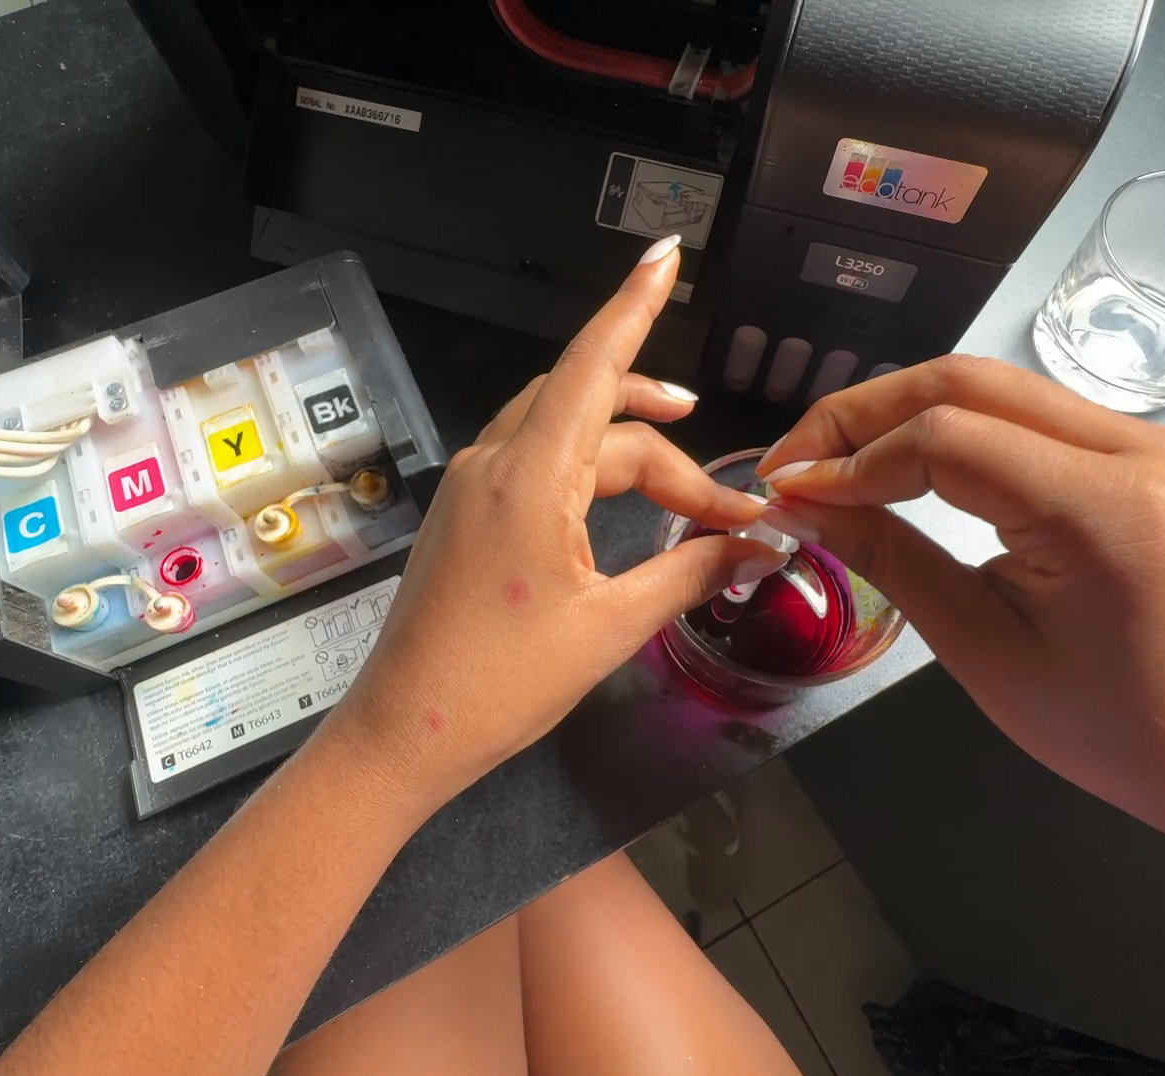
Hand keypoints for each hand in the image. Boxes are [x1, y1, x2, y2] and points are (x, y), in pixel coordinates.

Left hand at [326, 241, 785, 804]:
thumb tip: (759, 548)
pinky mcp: (466, 514)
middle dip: (664, 440)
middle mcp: (494, 463)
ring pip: (562, 435)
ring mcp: (473, 486)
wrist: (405, 731)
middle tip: (723, 497)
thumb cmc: (503, 683)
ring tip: (685, 486)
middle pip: (592, 410)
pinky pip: (534, 464)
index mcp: (528, 477)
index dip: (634, 305)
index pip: (593, 366)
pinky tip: (614, 502)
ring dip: (626, 451)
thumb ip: (690, 572)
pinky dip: (586, 473)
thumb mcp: (611, 625)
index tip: (666, 255)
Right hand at [754, 355, 1164, 843]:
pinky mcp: (1141, 447)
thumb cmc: (1100, 726)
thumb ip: (883, 554)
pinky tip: (891, 461)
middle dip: (858, 415)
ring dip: (892, 415)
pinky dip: (937, 430)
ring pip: (987, 387)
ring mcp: (1151, 438)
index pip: (945, 439)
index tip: (785, 492)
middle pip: (964, 383)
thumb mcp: (973, 643)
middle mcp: (1144, 447)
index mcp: (1108, 510)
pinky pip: (1016, 415)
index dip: (849, 459)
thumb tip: (798, 504)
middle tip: (790, 461)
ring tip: (826, 461)